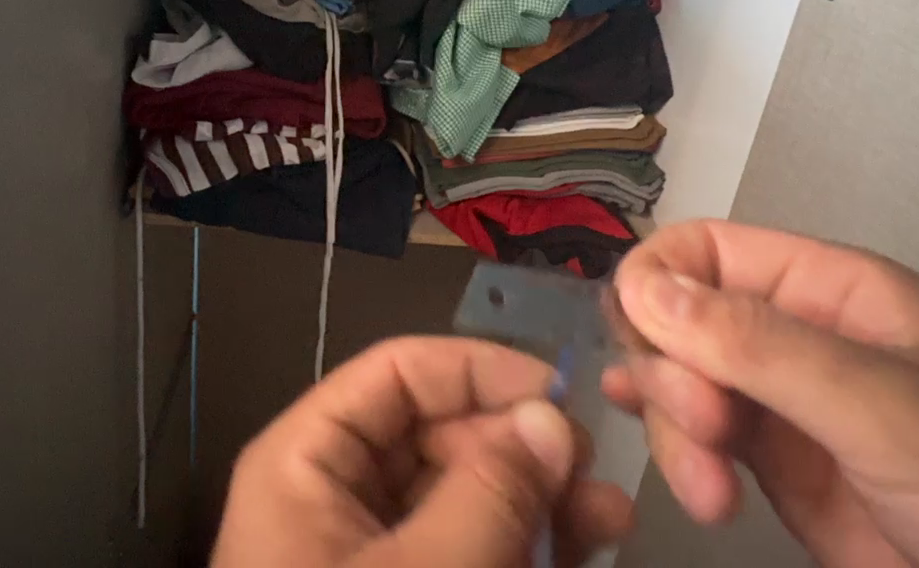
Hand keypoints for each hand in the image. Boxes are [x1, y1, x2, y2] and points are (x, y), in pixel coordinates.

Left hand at [213, 336, 632, 566]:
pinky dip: (524, 546)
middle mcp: (336, 493)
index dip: (476, 369)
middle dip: (517, 444)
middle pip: (434, 433)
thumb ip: (489, 489)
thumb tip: (549, 417)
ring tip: (609, 513)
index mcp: (308, 459)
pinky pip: (469, 548)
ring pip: (461, 493)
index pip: (396, 374)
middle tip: (593, 468)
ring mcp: (374, 553)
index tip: (558, 391)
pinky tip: (582, 549)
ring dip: (536, 498)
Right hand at [604, 220, 918, 567]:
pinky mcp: (779, 469)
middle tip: (703, 431)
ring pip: (681, 381)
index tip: (640, 336)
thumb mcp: (881, 406)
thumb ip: (756, 345)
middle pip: (681, 320)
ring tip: (708, 492)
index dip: (659, 279)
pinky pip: (700, 437)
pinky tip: (669, 460)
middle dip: (673, 371)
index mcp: (826, 289)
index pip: (706, 250)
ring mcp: (784, 405)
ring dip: (674, 426)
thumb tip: (637, 287)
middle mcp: (795, 336)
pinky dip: (672, 444)